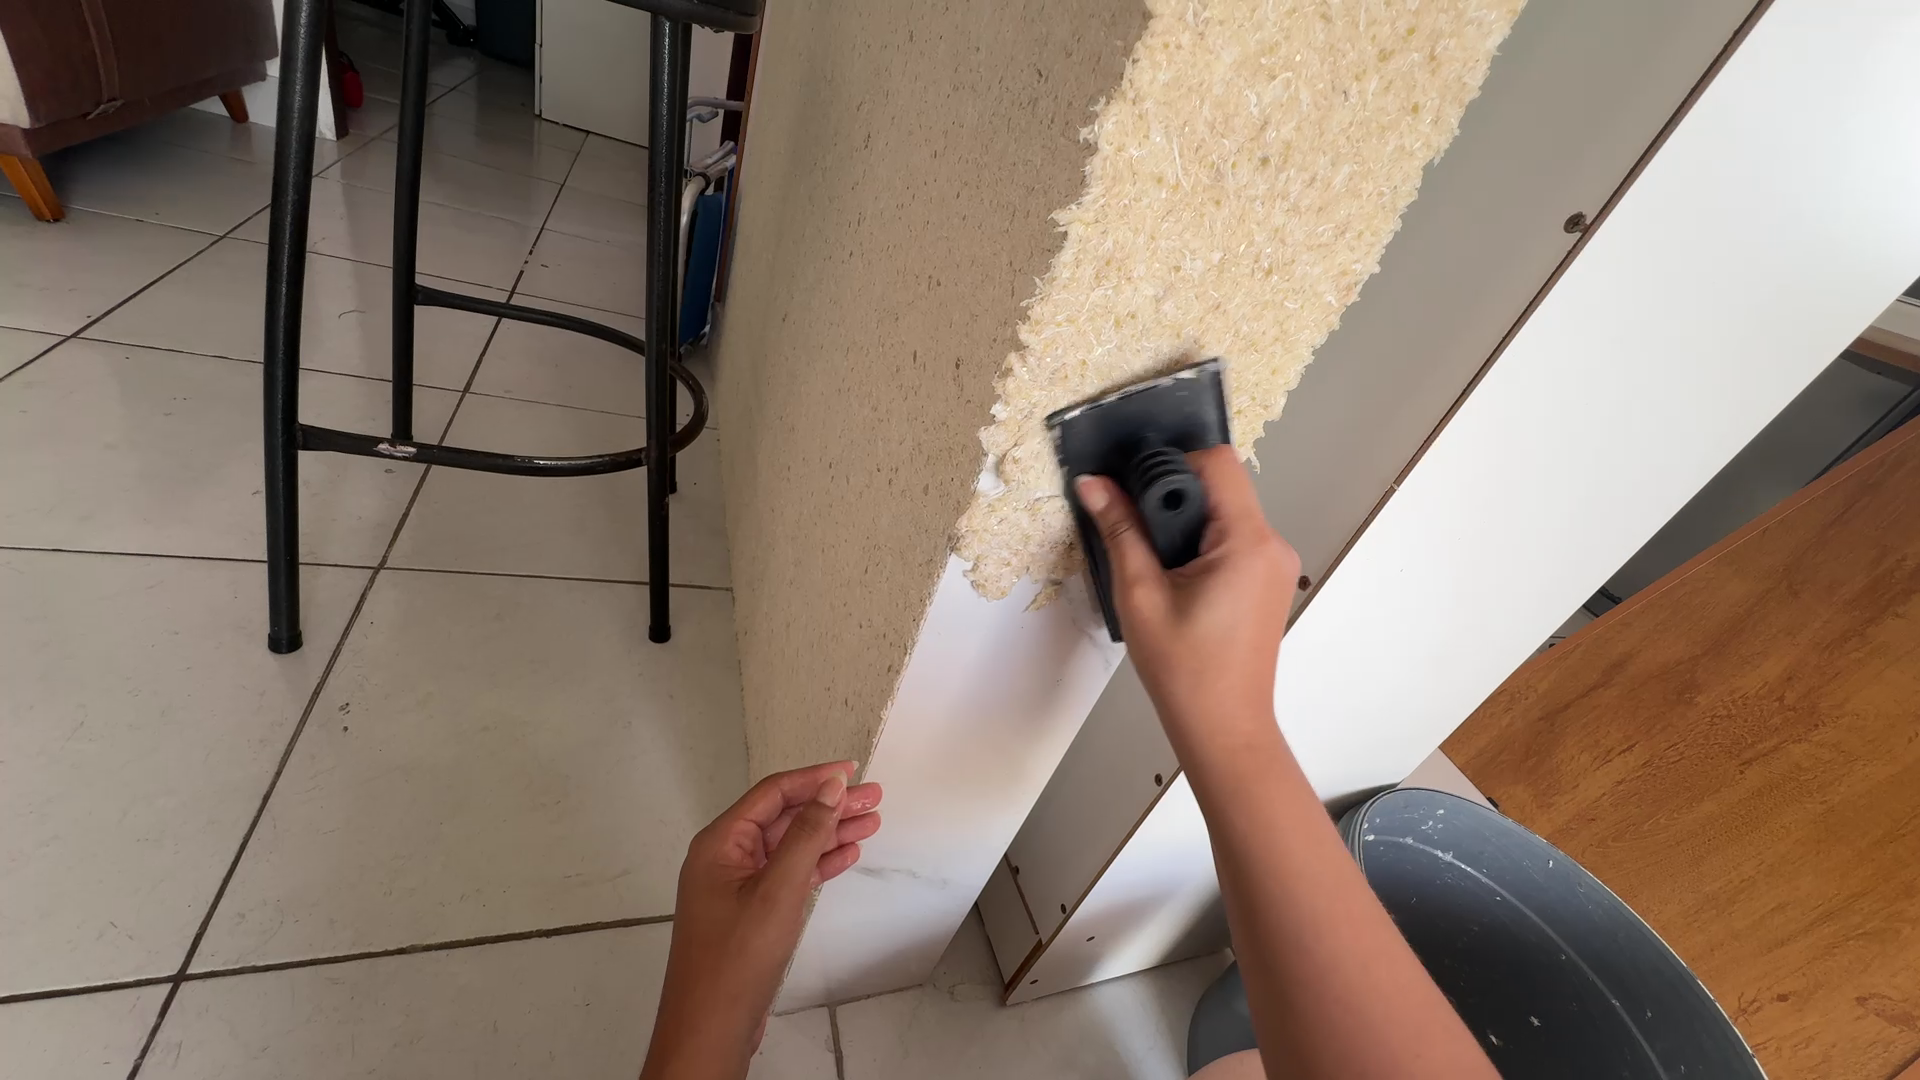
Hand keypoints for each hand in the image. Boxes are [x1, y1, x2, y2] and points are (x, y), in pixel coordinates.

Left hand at [641, 762, 881, 1079]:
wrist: (710, 1034)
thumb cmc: (739, 956)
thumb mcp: (779, 888)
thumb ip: (807, 832)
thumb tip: (831, 786)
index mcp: (721, 842)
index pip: (774, 793)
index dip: (814, 778)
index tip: (852, 771)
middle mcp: (727, 856)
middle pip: (785, 817)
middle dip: (829, 806)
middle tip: (874, 797)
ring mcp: (738, 885)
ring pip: (791, 846)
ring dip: (830, 833)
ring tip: (872, 822)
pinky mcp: (751, 911)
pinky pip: (789, 874)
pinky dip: (818, 863)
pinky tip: (847, 854)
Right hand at [1074, 446, 1299, 742]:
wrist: (1222, 726)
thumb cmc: (1181, 666)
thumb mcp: (1139, 593)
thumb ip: (1119, 530)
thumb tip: (1092, 482)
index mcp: (1247, 542)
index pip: (1217, 463)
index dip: (1172, 464)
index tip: (1135, 491)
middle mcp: (1272, 544)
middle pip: (1224, 486)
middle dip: (1175, 496)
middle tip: (1136, 529)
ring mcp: (1276, 564)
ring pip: (1227, 513)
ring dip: (1186, 521)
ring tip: (1152, 559)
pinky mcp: (1269, 582)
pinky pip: (1234, 539)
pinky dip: (1201, 542)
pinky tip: (1175, 575)